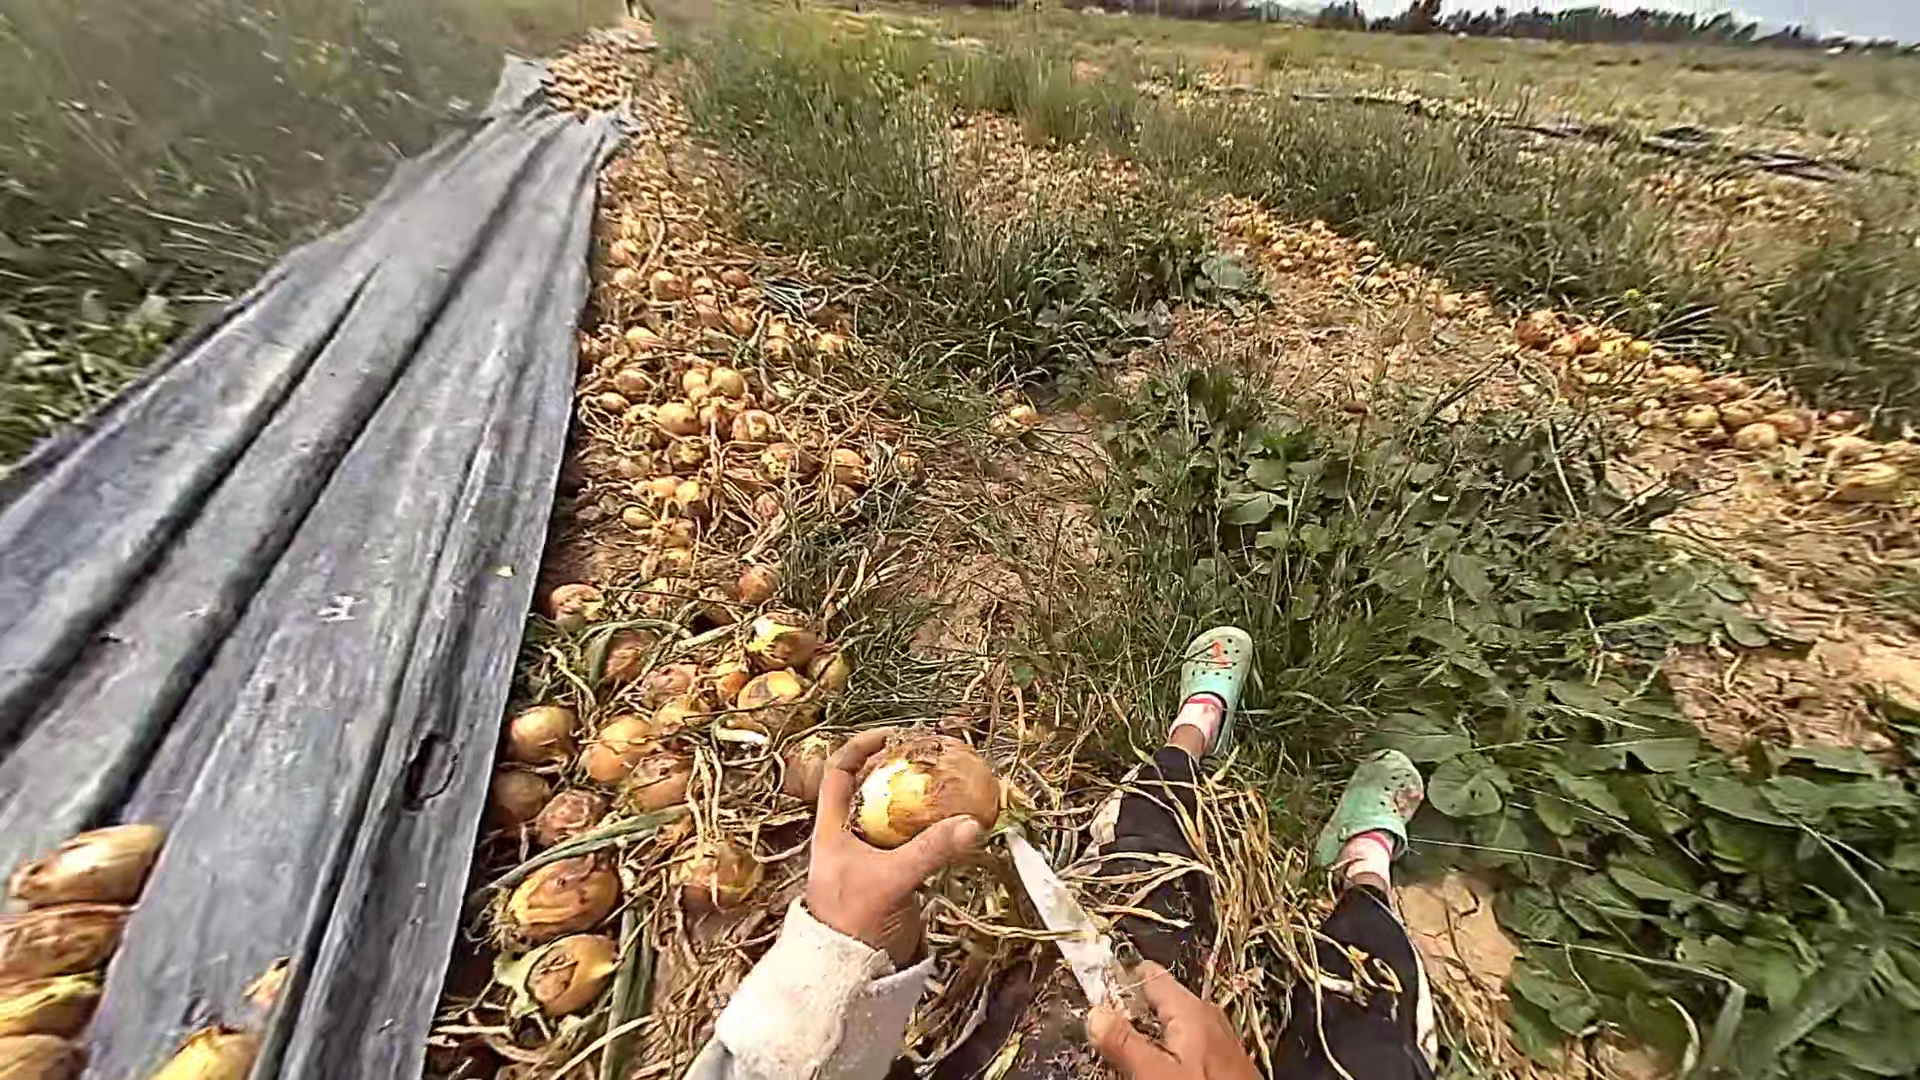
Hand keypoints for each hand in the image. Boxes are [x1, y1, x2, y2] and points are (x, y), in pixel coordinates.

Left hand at [805, 729, 984, 966]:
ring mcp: (871, 852)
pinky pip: (911, 837)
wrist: (850, 981)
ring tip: (945, 779)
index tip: (891, 735)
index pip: (838, 772)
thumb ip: (930, 851)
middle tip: (929, 754)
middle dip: (898, 767)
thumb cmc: (852, 924)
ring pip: (894, 811)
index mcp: (832, 828)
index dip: (860, 747)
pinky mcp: (891, 871)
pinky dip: (931, 825)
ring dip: (918, 796)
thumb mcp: (889, 881)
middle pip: (871, 786)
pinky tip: (952, 819)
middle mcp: (850, 833)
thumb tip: (973, 823)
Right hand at [1088, 961, 1260, 1079]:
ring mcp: (1220, 1042)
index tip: (1096, 1003)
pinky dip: (1170, 1056)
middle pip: (1157, 1001)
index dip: (1119, 983)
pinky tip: (1161, 1075)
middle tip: (1108, 1041)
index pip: (1147, 974)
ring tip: (1129, 1062)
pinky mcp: (1226, 1067)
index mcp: (1190, 1007)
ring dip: (1149, 1040)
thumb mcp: (1158, 1077)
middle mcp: (1206, 1015)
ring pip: (1172, 1027)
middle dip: (1131, 1017)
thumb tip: (1093, 1012)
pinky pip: (1189, 1048)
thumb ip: (1124, 1043)